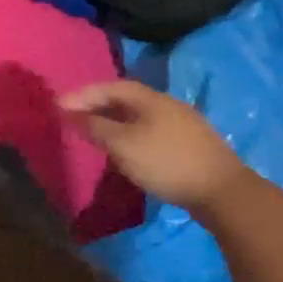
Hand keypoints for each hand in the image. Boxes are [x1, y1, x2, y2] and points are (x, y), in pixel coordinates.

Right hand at [60, 80, 255, 210]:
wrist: (224, 194)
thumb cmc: (166, 162)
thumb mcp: (122, 144)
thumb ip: (93, 126)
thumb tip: (68, 113)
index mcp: (152, 100)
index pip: (110, 87)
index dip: (82, 94)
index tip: (57, 106)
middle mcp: (169, 106)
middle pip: (126, 100)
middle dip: (96, 107)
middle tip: (72, 118)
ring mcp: (183, 126)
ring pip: (138, 117)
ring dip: (112, 122)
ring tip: (93, 134)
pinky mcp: (190, 146)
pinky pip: (150, 131)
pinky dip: (129, 135)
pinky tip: (123, 150)